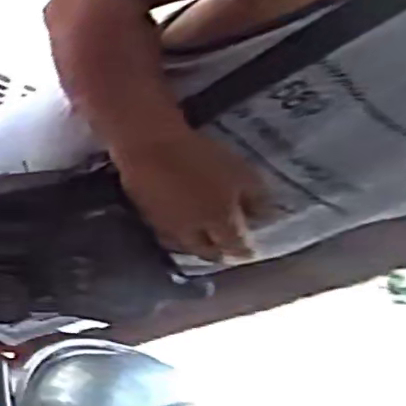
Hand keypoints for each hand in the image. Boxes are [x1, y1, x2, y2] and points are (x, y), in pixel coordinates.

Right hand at [112, 129, 269, 262]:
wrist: (149, 151)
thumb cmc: (202, 158)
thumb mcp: (243, 174)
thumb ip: (256, 199)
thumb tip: (261, 218)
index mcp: (219, 220)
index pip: (234, 244)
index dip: (243, 251)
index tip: (249, 255)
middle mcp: (190, 229)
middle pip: (203, 251)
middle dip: (216, 254)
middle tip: (225, 253)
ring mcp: (163, 224)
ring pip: (179, 245)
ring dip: (192, 248)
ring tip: (200, 244)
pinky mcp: (144, 216)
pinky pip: (163, 234)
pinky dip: (174, 238)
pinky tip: (178, 230)